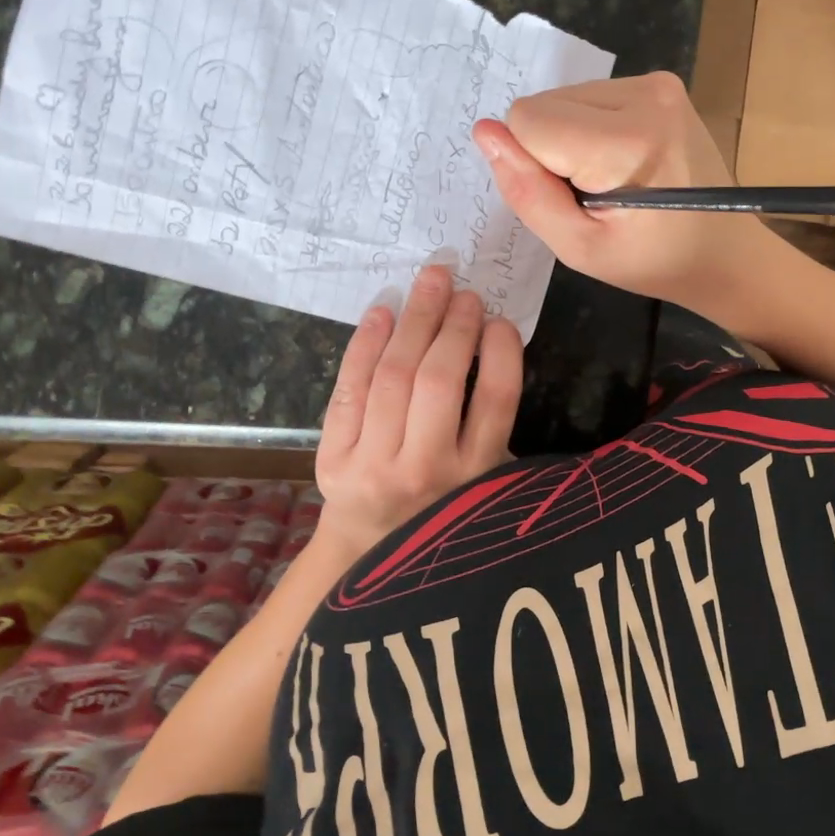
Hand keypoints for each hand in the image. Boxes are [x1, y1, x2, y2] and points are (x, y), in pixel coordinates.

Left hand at [314, 266, 521, 554]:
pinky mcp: (333, 458)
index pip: (494, 400)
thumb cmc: (442, 505)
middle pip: (438, 381)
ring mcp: (374, 464)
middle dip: (452, 325)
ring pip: (392, 377)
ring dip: (413, 322)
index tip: (501, 320)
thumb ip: (489, 423)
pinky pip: (349, 389)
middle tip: (462, 290)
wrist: (371, 550)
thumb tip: (488, 336)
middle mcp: (426, 471)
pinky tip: (384, 313)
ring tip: (429, 285)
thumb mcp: (485, 477)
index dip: (500, 351)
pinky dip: (365, 345)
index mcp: (476, 478)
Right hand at [472, 72, 776, 317]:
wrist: (726, 252)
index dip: (535, 166)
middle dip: (554, 151)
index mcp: (629, 140)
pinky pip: (591, 96)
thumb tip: (484, 132)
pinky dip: (594, 130)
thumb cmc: (654, 262)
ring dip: (573, 140)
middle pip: (545, 104)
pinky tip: (625, 164)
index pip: (528, 119)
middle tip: (596, 195)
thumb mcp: (580, 248)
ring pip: (565, 99)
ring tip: (614, 182)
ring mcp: (658, 83)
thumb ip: (527, 192)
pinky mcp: (662, 83)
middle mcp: (646, 94)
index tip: (574, 199)